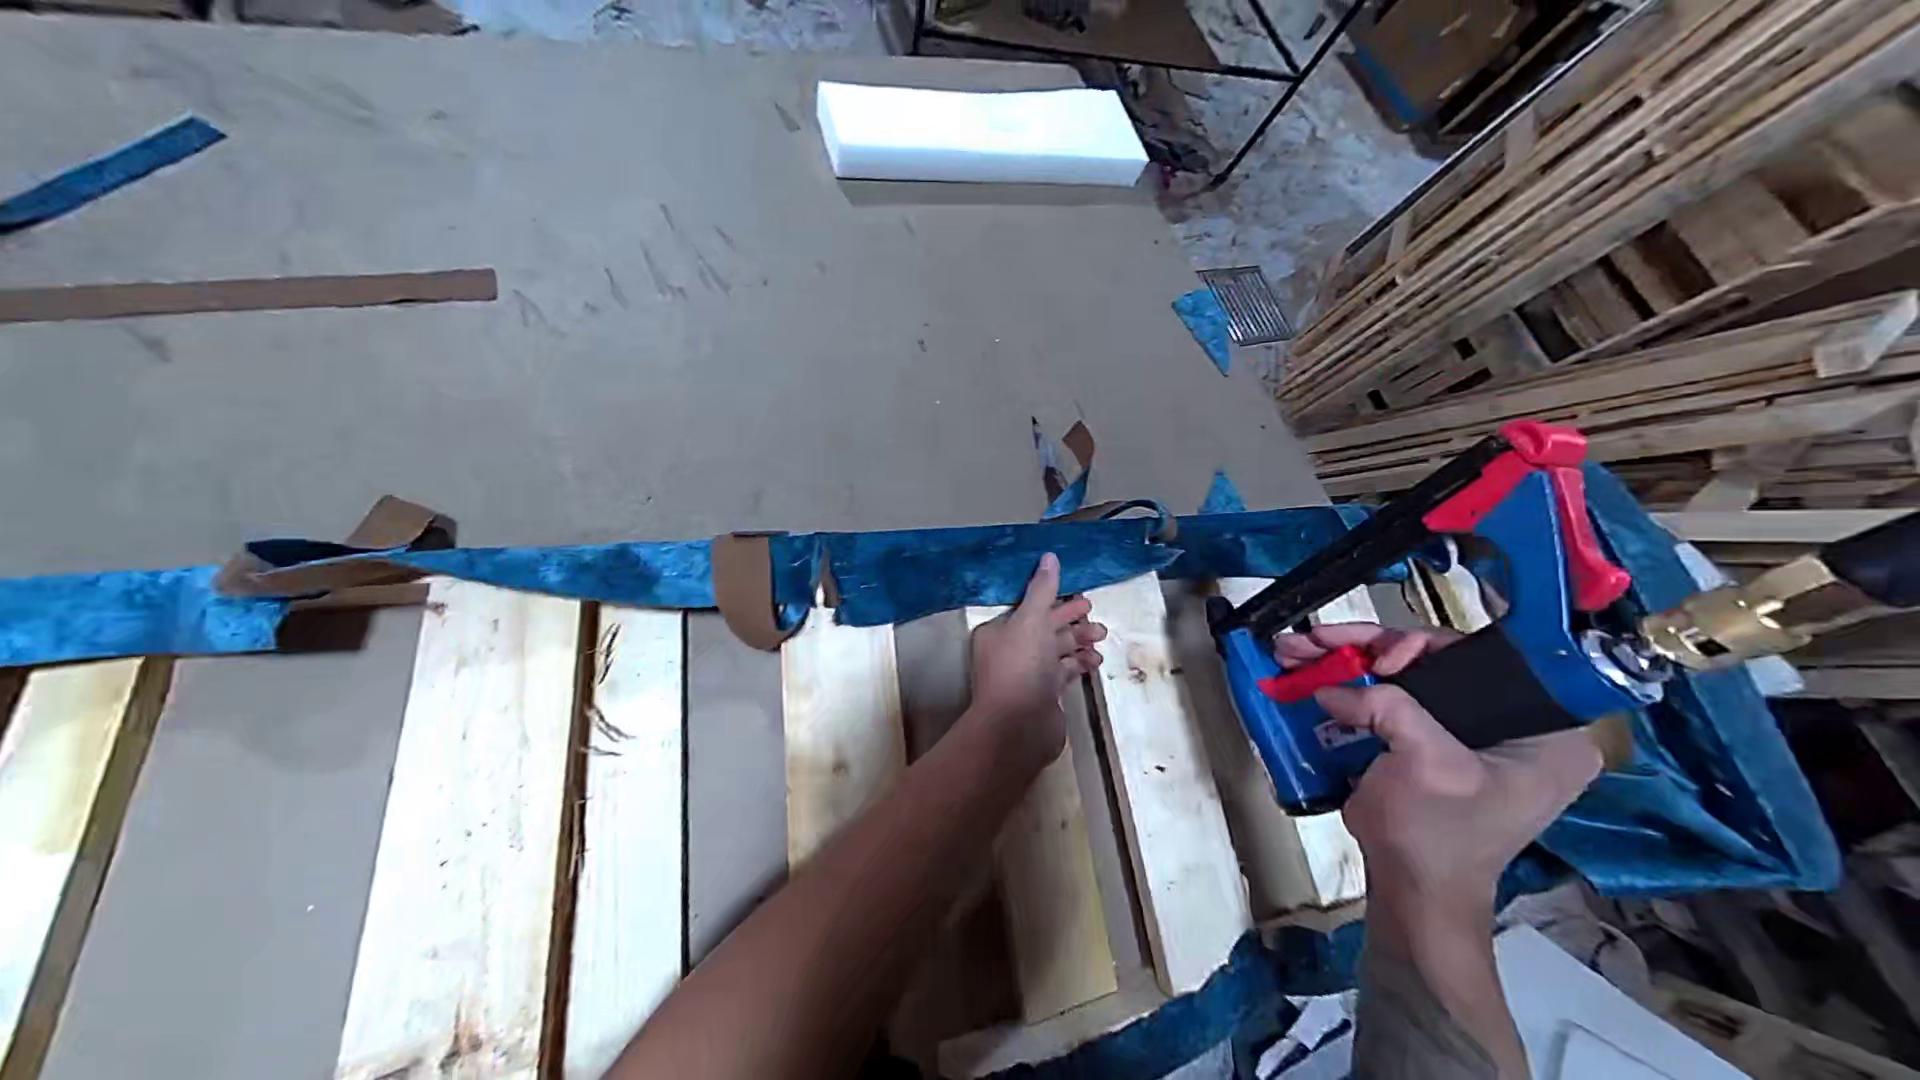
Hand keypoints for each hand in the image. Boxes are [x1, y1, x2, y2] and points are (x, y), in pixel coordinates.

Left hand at [968, 553, 1105, 764]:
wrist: (1018, 727)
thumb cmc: (1020, 667)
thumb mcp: (1031, 620)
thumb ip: (1043, 590)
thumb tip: (1049, 557)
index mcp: (1000, 631)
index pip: (1030, 609)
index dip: (1055, 602)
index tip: (1081, 598)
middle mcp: (1011, 651)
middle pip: (1045, 629)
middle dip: (1072, 622)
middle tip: (1096, 617)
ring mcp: (1028, 675)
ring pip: (1057, 650)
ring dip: (1080, 642)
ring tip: (1101, 637)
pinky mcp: (1044, 695)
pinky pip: (1064, 672)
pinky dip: (1079, 664)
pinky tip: (1095, 660)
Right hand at [1274, 623, 1601, 917]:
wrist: (1412, 890)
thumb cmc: (1437, 836)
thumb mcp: (1427, 766)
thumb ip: (1390, 709)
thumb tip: (1332, 688)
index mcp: (1540, 729)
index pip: (1479, 659)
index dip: (1421, 647)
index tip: (1378, 659)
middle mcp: (1506, 722)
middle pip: (1427, 660)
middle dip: (1364, 648)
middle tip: (1315, 638)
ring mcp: (1459, 731)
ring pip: (1397, 675)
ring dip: (1343, 662)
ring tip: (1294, 650)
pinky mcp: (1422, 741)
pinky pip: (1383, 698)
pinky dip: (1344, 686)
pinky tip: (1306, 674)